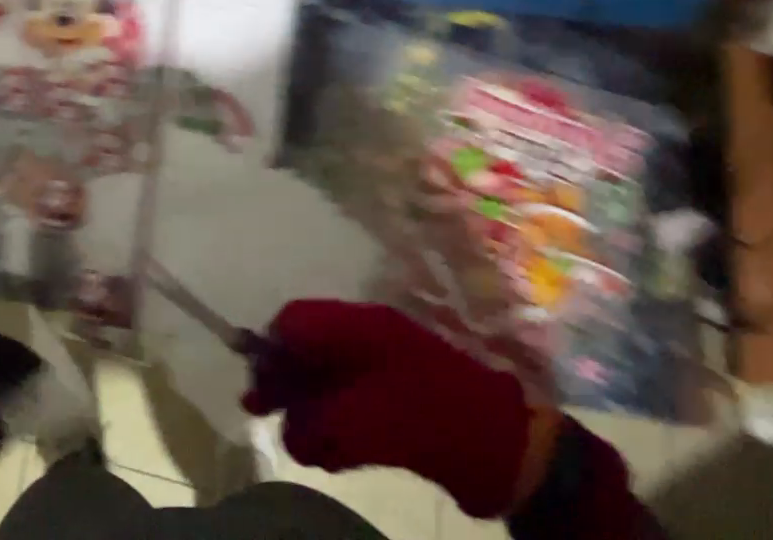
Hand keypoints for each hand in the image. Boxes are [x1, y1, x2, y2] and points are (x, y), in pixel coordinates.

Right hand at [242, 301, 547, 519]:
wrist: (513, 451)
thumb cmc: (433, 420)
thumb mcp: (365, 424)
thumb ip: (315, 424)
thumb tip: (289, 432)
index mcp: (361, 327)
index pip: (295, 320)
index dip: (270, 348)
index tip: (259, 383)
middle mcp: (368, 339)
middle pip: (307, 348)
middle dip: (283, 380)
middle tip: (260, 412)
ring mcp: (385, 368)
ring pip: (326, 379)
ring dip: (308, 409)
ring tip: (304, 443)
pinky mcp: (399, 399)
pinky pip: (351, 403)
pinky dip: (334, 424)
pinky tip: (331, 452)